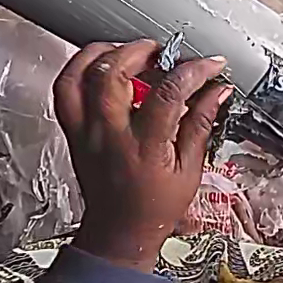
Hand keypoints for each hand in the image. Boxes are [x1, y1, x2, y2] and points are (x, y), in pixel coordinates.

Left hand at [54, 39, 231, 270]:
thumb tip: (217, 89)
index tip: (210, 64)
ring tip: (130, 52)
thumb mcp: (190, 169)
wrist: (118, 231)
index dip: (192, 71)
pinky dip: (81, 66)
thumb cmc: (154, 206)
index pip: (167, 95)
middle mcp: (109, 136)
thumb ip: (201, 123)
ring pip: (81, 75)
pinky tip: (102, 63)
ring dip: (107, 53)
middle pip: (112, 74)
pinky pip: (65, 88)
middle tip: (162, 52)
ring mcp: (85, 131)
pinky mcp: (73, 130)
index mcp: (144, 148)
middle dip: (140, 51)